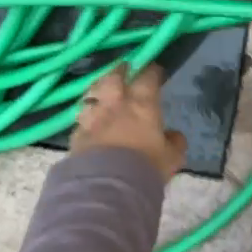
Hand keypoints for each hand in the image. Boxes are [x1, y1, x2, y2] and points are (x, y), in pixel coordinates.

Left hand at [71, 64, 187, 178]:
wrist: (107, 184)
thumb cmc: (146, 166)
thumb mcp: (172, 157)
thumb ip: (175, 143)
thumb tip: (174, 135)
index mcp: (143, 105)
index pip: (147, 78)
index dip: (152, 71)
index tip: (155, 68)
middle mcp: (115, 105)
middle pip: (113, 78)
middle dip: (119, 69)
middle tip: (123, 66)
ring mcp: (92, 118)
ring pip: (91, 94)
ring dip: (97, 88)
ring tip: (101, 88)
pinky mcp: (76, 135)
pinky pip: (80, 118)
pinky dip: (86, 115)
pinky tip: (88, 119)